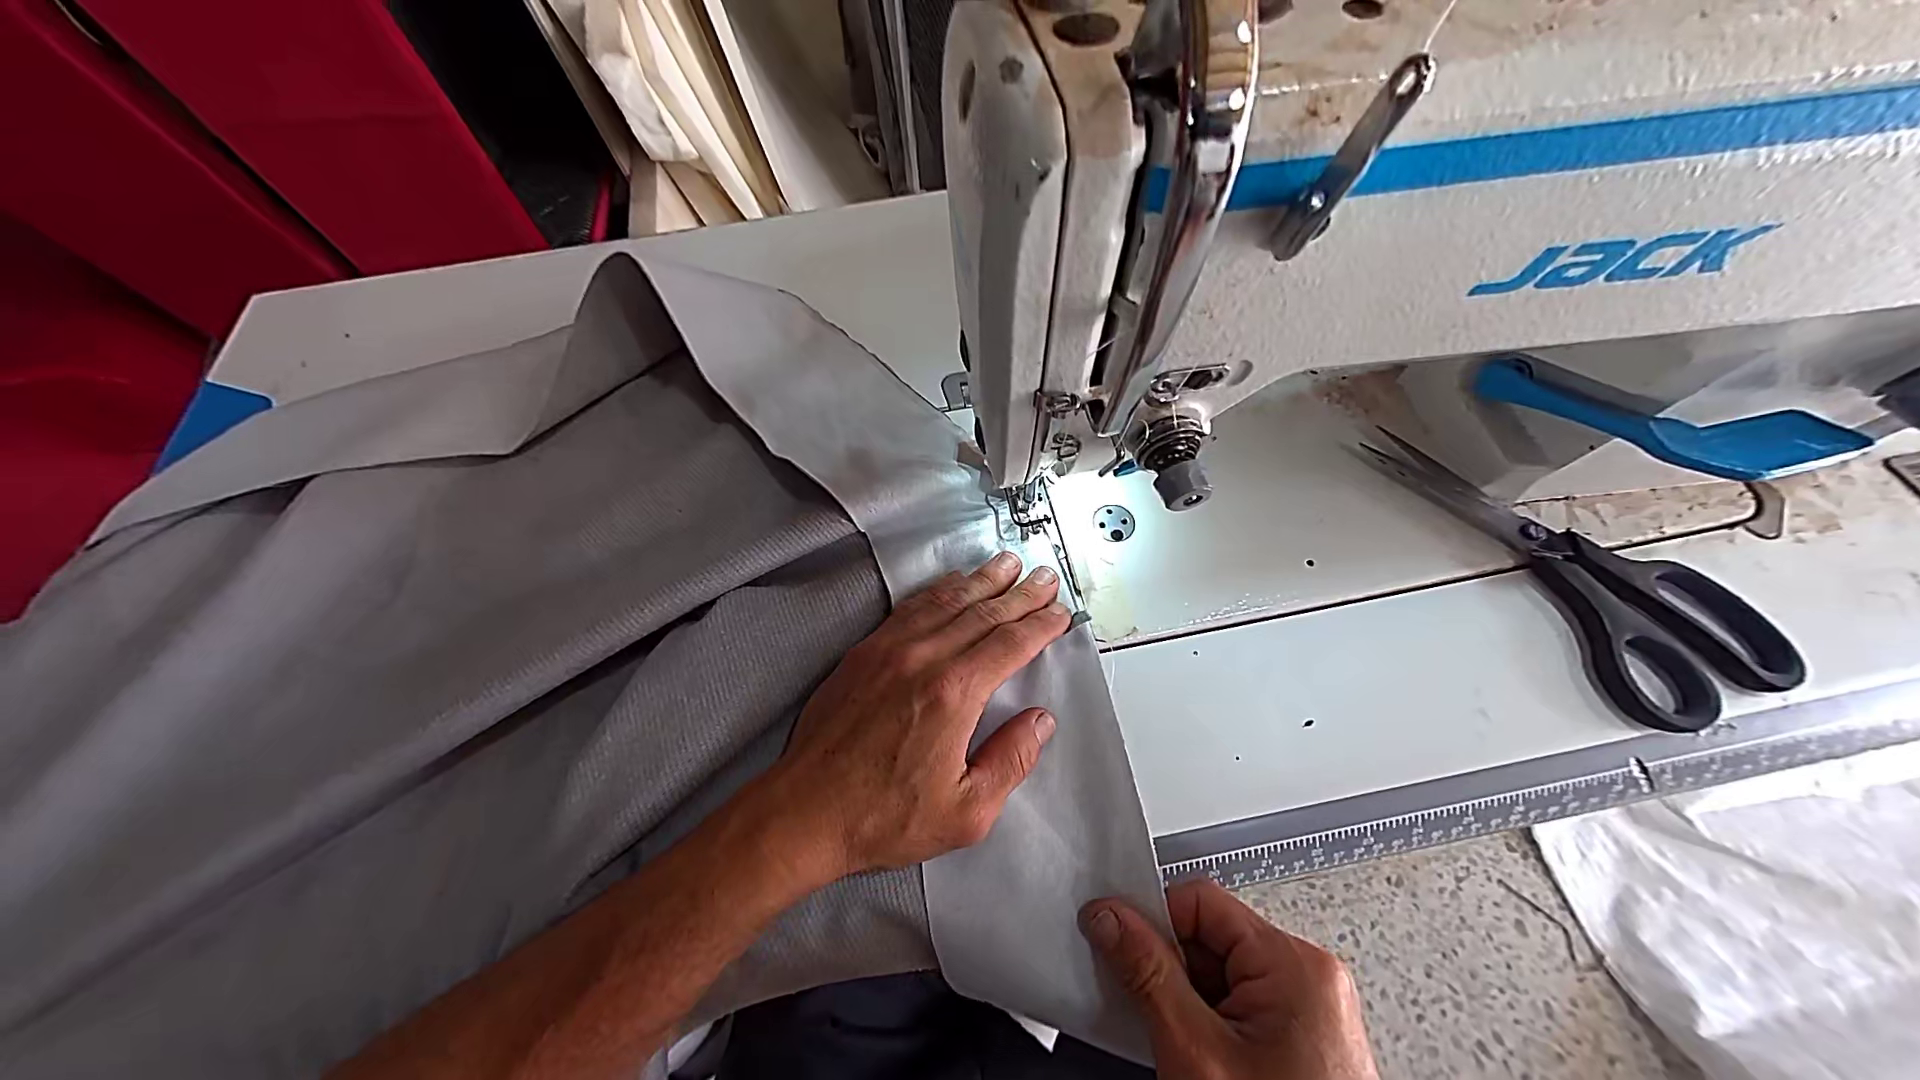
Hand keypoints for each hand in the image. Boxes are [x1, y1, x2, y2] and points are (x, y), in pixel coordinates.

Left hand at [768, 551, 1072, 879]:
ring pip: (948, 601)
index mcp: (952, 695)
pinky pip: (910, 607)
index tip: (1057, 613)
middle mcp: (921, 660)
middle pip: (984, 613)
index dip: (1039, 625)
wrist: (805, 810)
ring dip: (982, 580)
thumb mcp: (966, 811)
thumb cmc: (878, 814)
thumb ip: (1010, 761)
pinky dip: (937, 590)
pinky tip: (950, 584)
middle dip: (1020, 593)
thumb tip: (1038, 724)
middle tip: (1041, 578)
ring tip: (1005, 565)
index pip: (1010, 644)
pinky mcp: (865, 652)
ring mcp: (889, 650)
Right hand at [1080, 879, 1379, 1079]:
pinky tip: (1199, 1058)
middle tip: (1150, 1013)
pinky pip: (1237, 1003)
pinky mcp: (1303, 1039)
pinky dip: (1207, 1023)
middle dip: (1170, 971)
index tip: (1115, 941)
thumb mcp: (1195, 1052)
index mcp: (1295, 965)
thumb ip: (1147, 974)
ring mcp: (1309, 1011)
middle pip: (1207, 937)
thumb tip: (1110, 919)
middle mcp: (1309, 978)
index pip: (1198, 901)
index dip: (1150, 920)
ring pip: (1218, 973)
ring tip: (1184, 1052)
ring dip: (1186, 1003)